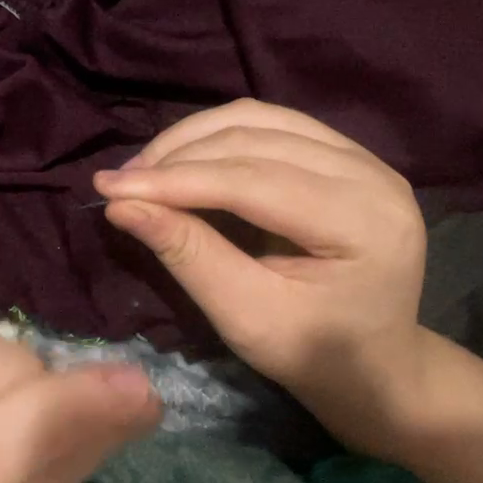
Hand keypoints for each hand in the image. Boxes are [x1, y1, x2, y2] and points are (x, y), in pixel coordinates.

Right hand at [93, 99, 426, 406]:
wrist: (373, 363)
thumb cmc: (311, 352)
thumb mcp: (244, 317)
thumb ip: (188, 254)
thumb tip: (120, 204)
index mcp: (364, 223)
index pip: (253, 181)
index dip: (175, 180)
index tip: (109, 187)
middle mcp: (371, 175)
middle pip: (252, 140)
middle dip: (175, 157)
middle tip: (118, 183)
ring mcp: (360, 157)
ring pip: (255, 119)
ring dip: (189, 139)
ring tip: (142, 170)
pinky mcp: (341, 152)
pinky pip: (267, 122)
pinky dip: (212, 135)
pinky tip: (179, 158)